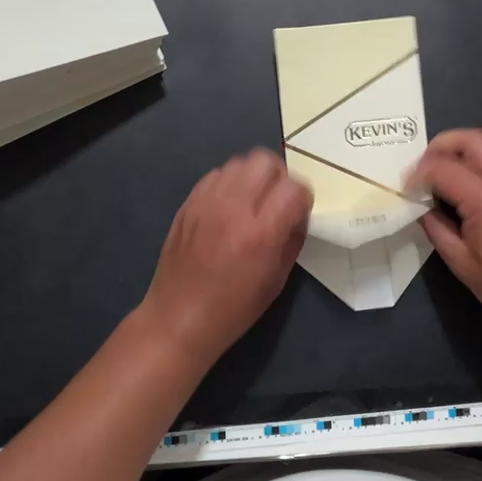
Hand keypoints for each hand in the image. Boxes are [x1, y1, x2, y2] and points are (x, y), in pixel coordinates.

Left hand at [139, 149, 310, 362]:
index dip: (303, 198)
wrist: (178, 319)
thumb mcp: (276, 280)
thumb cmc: (234, 308)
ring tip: (253, 200)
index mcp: (260, 233)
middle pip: (265, 161)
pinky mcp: (188, 203)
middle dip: (279, 177)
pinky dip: (230, 183)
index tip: (299, 212)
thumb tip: (298, 213)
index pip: (294, 188)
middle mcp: (233, 209)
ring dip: (254, 177)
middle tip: (277, 200)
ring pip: (239, 162)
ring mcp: (206, 202)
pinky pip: (216, 174)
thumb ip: (292, 239)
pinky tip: (229, 205)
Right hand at [411, 129, 481, 342]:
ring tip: (449, 169)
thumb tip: (423, 208)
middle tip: (424, 168)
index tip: (407, 188)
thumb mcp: (463, 265)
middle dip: (440, 146)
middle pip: (471, 139)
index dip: (418, 174)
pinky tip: (475, 180)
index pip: (443, 169)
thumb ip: (438, 230)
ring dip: (465, 147)